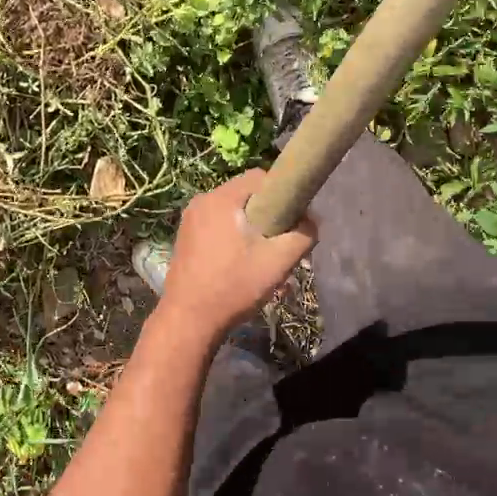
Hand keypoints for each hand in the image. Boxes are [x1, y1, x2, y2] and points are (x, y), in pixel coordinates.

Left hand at [157, 170, 316, 338]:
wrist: (189, 318)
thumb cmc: (234, 286)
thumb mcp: (278, 262)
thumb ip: (302, 236)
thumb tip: (311, 220)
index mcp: (221, 198)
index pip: (259, 177)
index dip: (282, 192)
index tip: (293, 218)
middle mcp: (202, 200)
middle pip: (245, 194)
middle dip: (267, 213)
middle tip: (279, 243)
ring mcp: (190, 218)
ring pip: (231, 211)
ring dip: (250, 228)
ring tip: (262, 258)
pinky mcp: (185, 235)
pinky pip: (217, 224)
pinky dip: (233, 236)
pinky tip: (240, 264)